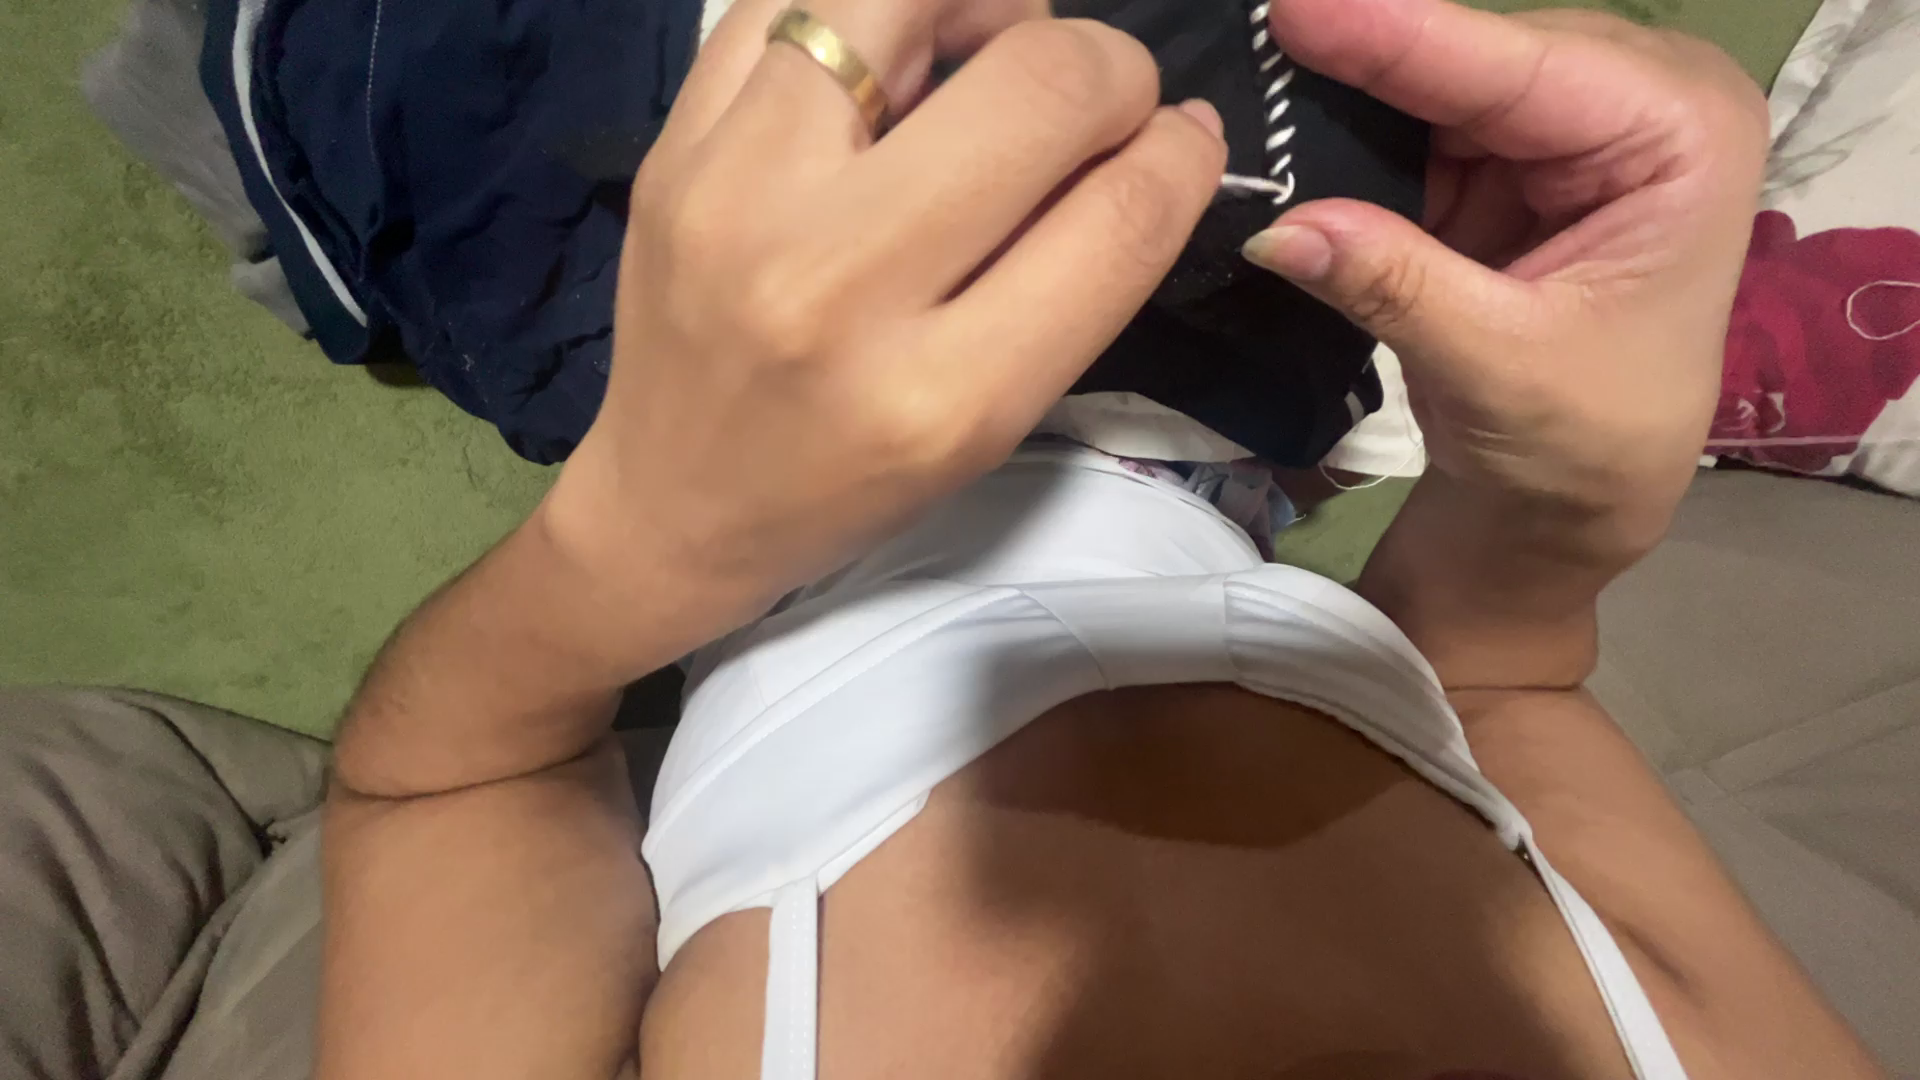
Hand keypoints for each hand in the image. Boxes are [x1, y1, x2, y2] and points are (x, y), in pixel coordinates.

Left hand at [542, 0, 1226, 668]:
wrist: (676, 507)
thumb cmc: (844, 492)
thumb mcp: (979, 430)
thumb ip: (1073, 292)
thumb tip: (1151, 146)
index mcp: (944, 397)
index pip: (1118, 222)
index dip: (1182, 158)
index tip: (1182, 141)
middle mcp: (842, 289)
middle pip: (1042, 88)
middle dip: (1112, 73)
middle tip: (1098, 106)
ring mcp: (739, 202)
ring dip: (997, 4)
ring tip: (996, 55)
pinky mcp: (673, 152)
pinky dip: (882, 10)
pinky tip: (896, 62)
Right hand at [1244, 0, 1768, 555]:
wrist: (1568, 492)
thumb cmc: (1573, 432)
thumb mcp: (1489, 359)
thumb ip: (1389, 283)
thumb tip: (1276, 225)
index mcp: (1672, 137)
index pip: (1517, 66)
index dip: (1400, 35)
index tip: (1299, 9)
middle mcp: (1621, 118)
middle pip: (1476, 61)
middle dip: (1373, 53)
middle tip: (1273, 39)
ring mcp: (1550, 151)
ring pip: (1434, 100)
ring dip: (1353, 99)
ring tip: (1272, 83)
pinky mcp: (1491, 190)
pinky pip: (1410, 152)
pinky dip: (1352, 151)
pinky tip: (1302, 136)